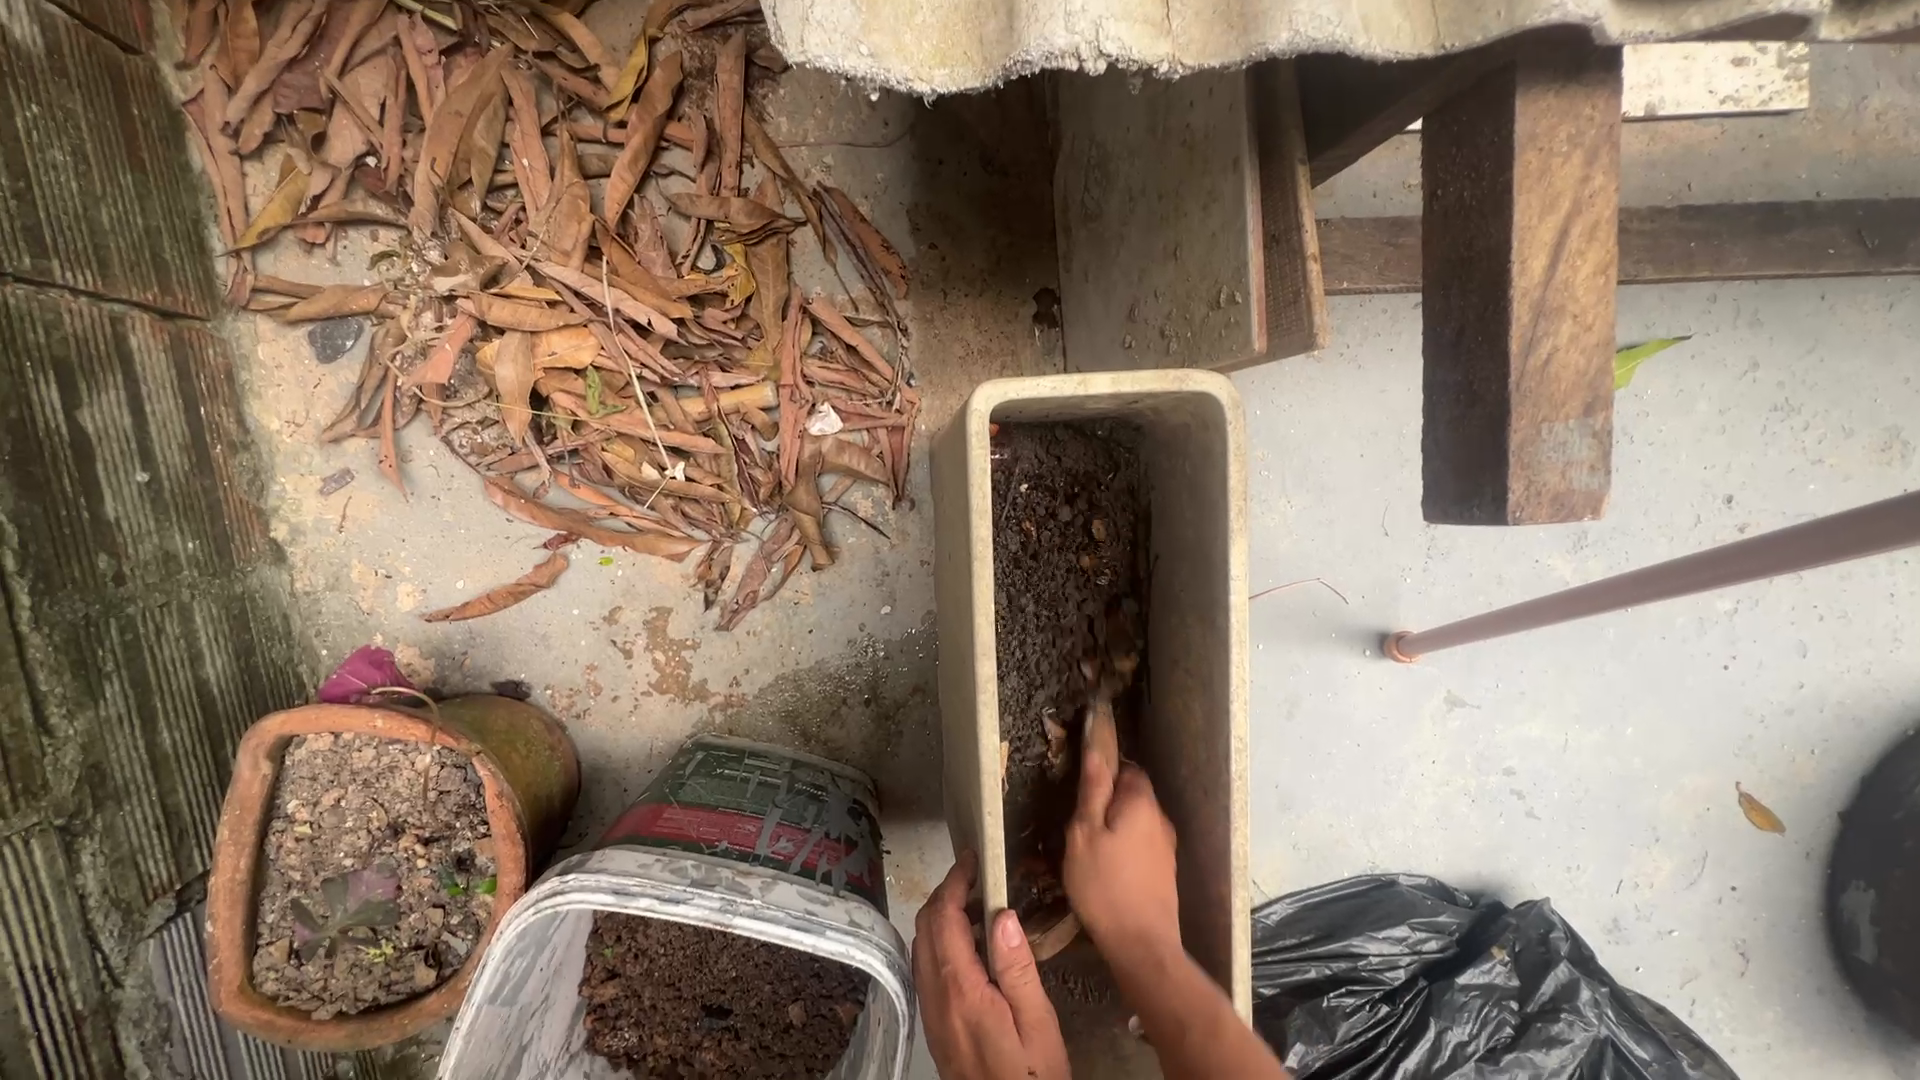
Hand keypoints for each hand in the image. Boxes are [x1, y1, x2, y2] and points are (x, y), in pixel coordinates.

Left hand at [915, 851, 1070, 1079]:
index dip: (954, 880)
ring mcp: (930, 1012)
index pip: (943, 917)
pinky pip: (925, 967)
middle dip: (944, 892)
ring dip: (940, 915)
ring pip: (920, 945)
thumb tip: (1002, 914)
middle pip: (924, 926)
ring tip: (977, 903)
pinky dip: (939, 941)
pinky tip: (968, 944)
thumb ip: (1017, 968)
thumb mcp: (1038, 1024)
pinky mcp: (933, 1025)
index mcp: (961, 989)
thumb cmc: (1034, 1076)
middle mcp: (935, 996)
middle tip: (977, 877)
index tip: (973, 858)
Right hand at [1063, 735, 1180, 965]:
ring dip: (1115, 827)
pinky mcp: (1165, 870)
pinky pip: (1141, 844)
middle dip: (1107, 803)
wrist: (1141, 945)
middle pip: (1132, 795)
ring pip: (1135, 821)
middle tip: (1079, 827)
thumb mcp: (1084, 833)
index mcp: (1141, 803)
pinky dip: (1124, 847)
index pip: (1126, 767)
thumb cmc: (1104, 886)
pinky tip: (1107, 870)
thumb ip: (1092, 790)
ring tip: (1089, 851)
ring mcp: (1167, 846)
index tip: (1081, 793)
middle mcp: (1160, 818)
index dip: (1103, 774)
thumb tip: (1096, 749)